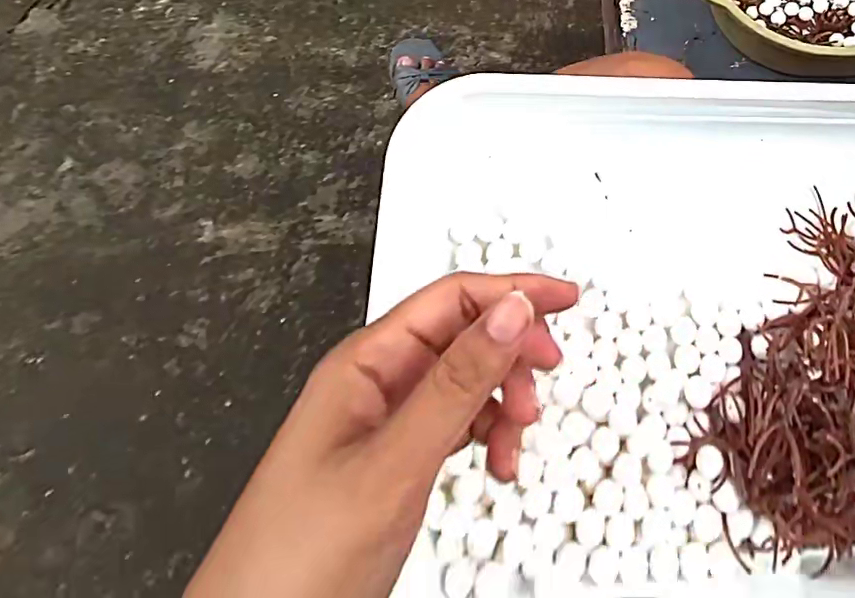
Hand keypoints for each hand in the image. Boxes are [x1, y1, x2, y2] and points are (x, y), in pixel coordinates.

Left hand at [186, 273, 579, 597]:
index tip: (562, 298)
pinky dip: (490, 433)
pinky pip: (460, 419)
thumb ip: (457, 381)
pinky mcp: (399, 453)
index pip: (454, 298)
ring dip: (505, 399)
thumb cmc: (292, 564)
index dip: (513, 291)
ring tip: (516, 436)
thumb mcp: (393, 463)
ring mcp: (389, 419)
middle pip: (466, 333)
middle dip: (513, 350)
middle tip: (547, 371)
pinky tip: (497, 460)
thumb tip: (510, 310)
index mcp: (367, 362)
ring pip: (469, 378)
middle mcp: (379, 381)